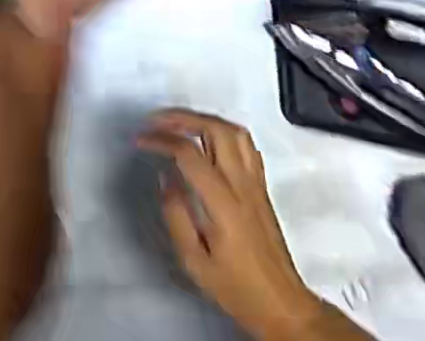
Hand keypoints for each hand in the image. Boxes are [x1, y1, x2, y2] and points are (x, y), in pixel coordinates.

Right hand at [139, 110, 369, 340]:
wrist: (284, 307)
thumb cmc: (236, 287)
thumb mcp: (194, 261)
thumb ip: (175, 215)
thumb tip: (166, 176)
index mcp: (224, 204)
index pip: (190, 154)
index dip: (160, 139)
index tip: (140, 140)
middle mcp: (243, 186)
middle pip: (216, 130)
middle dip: (181, 117)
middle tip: (156, 120)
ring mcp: (256, 184)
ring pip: (234, 131)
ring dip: (202, 119)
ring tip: (177, 123)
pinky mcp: (262, 187)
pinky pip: (245, 144)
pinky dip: (221, 130)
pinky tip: (205, 138)